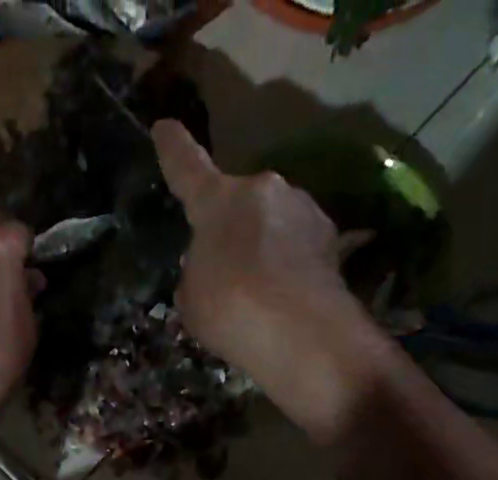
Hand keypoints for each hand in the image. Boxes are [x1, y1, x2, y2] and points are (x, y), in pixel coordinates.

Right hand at [152, 120, 395, 443]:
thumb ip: (198, 273)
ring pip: (276, 222)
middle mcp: (264, 190)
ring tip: (263, 288)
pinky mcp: (332, 239)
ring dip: (267, 244)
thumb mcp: (192, 298)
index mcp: (218, 199)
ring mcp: (304, 209)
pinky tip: (290, 296)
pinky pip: (301, 247)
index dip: (173, 149)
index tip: (165, 128)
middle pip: (241, 203)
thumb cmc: (230, 308)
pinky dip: (293, 265)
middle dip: (234, 226)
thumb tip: (214, 270)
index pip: (187, 167)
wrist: (300, 332)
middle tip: (229, 267)